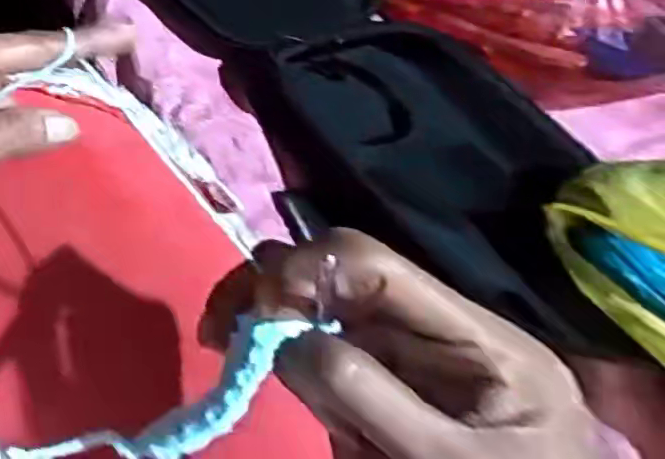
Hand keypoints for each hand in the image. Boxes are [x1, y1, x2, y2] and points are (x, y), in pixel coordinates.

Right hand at [232, 230, 596, 458]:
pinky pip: (291, 328)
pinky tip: (236, 354)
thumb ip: (363, 389)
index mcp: (475, 336)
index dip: (303, 267)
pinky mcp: (359, 363)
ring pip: (294, 290)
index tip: (267, 315)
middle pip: (318, 266)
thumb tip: (279, 336)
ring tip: (224, 347)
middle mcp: (425, 322)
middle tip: (227, 332)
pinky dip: (259, 337)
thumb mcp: (442, 457)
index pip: (368, 260)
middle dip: (266, 292)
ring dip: (255, 316)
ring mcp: (390, 342)